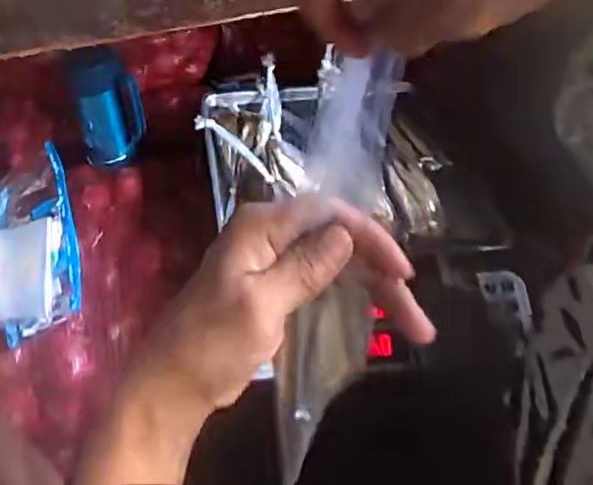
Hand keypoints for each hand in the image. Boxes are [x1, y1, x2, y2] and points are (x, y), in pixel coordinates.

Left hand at [127, 197, 435, 413]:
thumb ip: (303, 268)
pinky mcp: (276, 282)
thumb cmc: (212, 341)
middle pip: (335, 237)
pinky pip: (322, 278)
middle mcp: (268, 232)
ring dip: (373, 288)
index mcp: (260, 225)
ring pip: (335, 260)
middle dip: (379, 269)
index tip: (404, 272)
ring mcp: (272, 257)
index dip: (368, 236)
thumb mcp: (260, 306)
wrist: (175, 379)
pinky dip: (352, 295)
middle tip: (417, 315)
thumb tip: (344, 233)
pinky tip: (378, 316)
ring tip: (414, 326)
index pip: (325, 212)